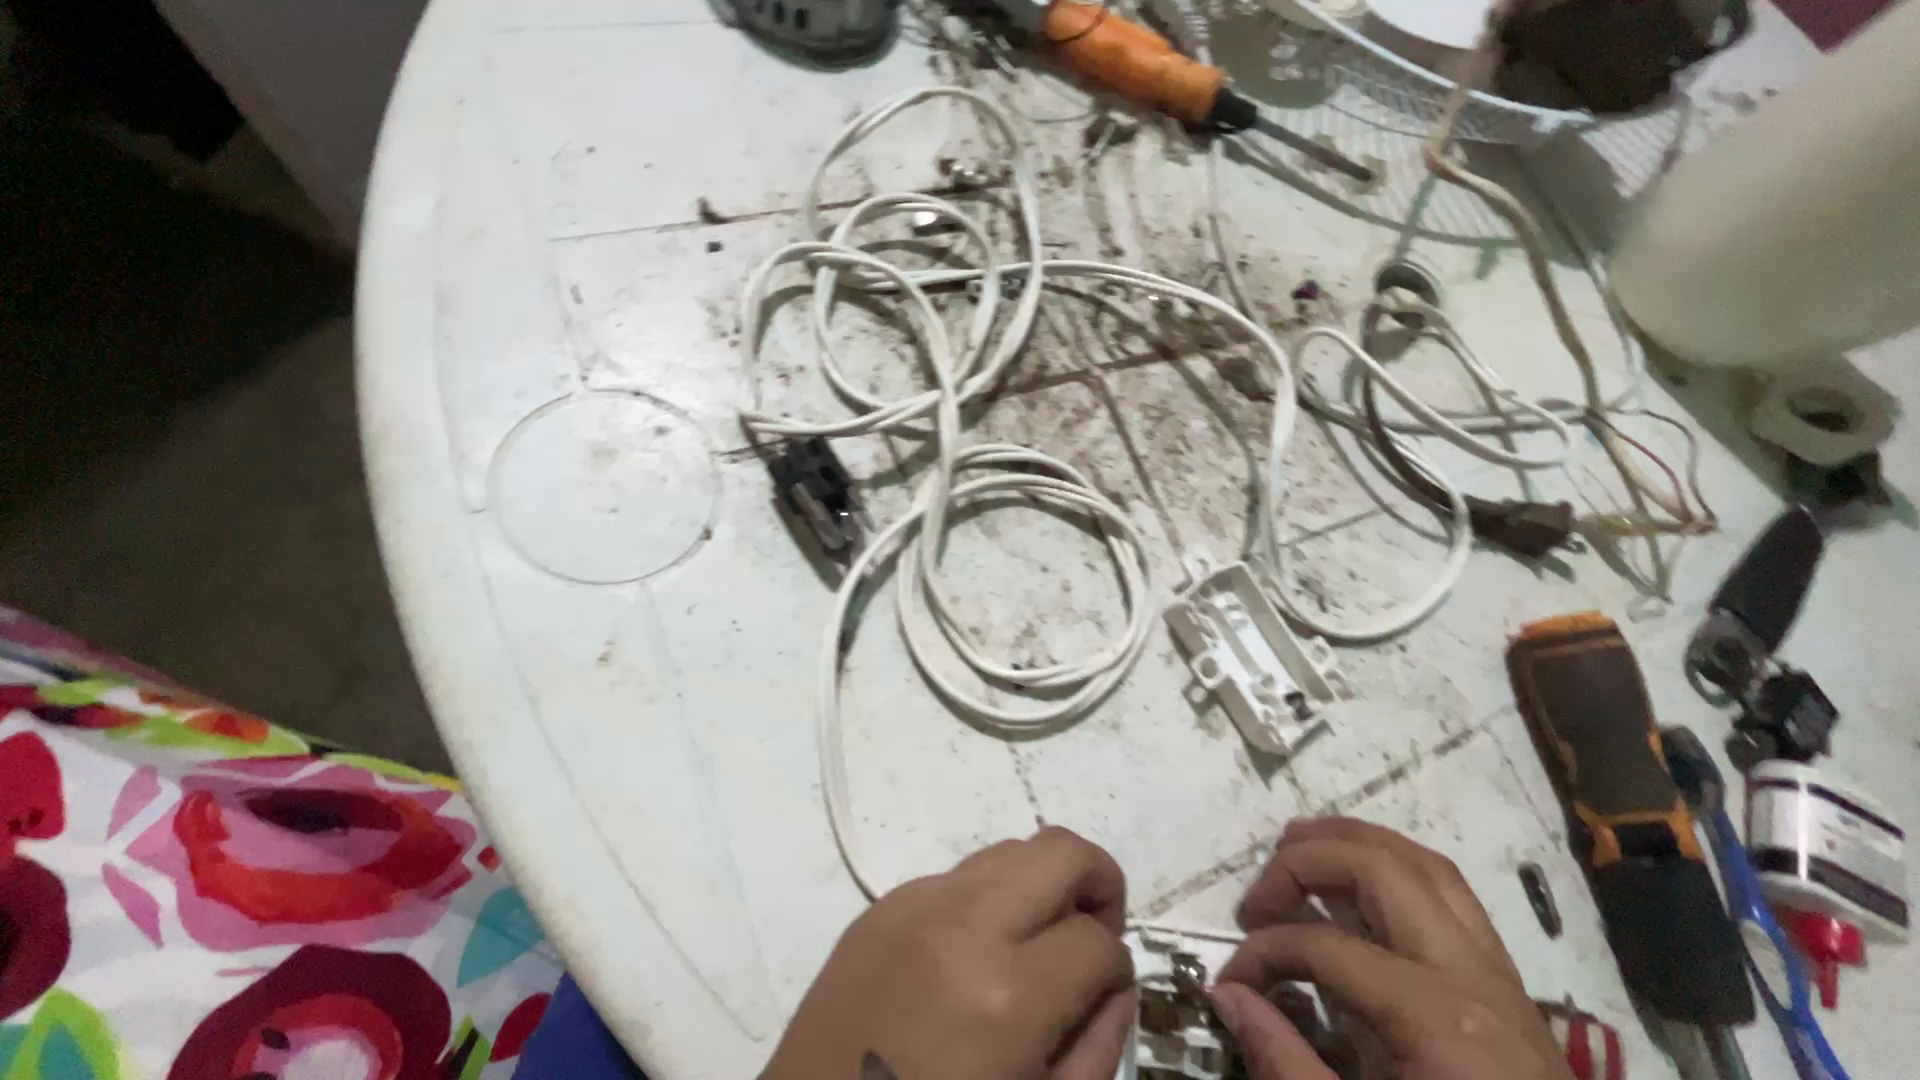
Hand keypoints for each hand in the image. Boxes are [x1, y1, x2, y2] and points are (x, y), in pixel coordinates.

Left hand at [761, 827, 1135, 1079]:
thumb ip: (1097, 1047)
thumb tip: (1114, 981)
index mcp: (1006, 996)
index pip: (1098, 942)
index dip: (1118, 968)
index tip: (1105, 992)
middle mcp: (961, 927)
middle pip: (1059, 851)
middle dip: (1096, 883)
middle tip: (1091, 935)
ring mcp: (912, 906)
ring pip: (1008, 851)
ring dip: (1039, 886)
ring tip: (1034, 943)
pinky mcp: (878, 907)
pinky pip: (954, 876)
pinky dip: (985, 900)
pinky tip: (973, 955)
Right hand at [1213, 818, 1572, 1079]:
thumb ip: (1284, 1062)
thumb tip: (1228, 995)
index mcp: (1436, 1021)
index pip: (1323, 946)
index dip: (1263, 954)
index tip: (1231, 983)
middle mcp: (1473, 975)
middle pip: (1380, 870)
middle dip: (1304, 864)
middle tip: (1256, 897)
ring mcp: (1499, 973)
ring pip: (1425, 864)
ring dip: (1355, 841)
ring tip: (1298, 843)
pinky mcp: (1509, 983)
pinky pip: (1452, 892)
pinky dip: (1399, 865)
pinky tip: (1363, 880)